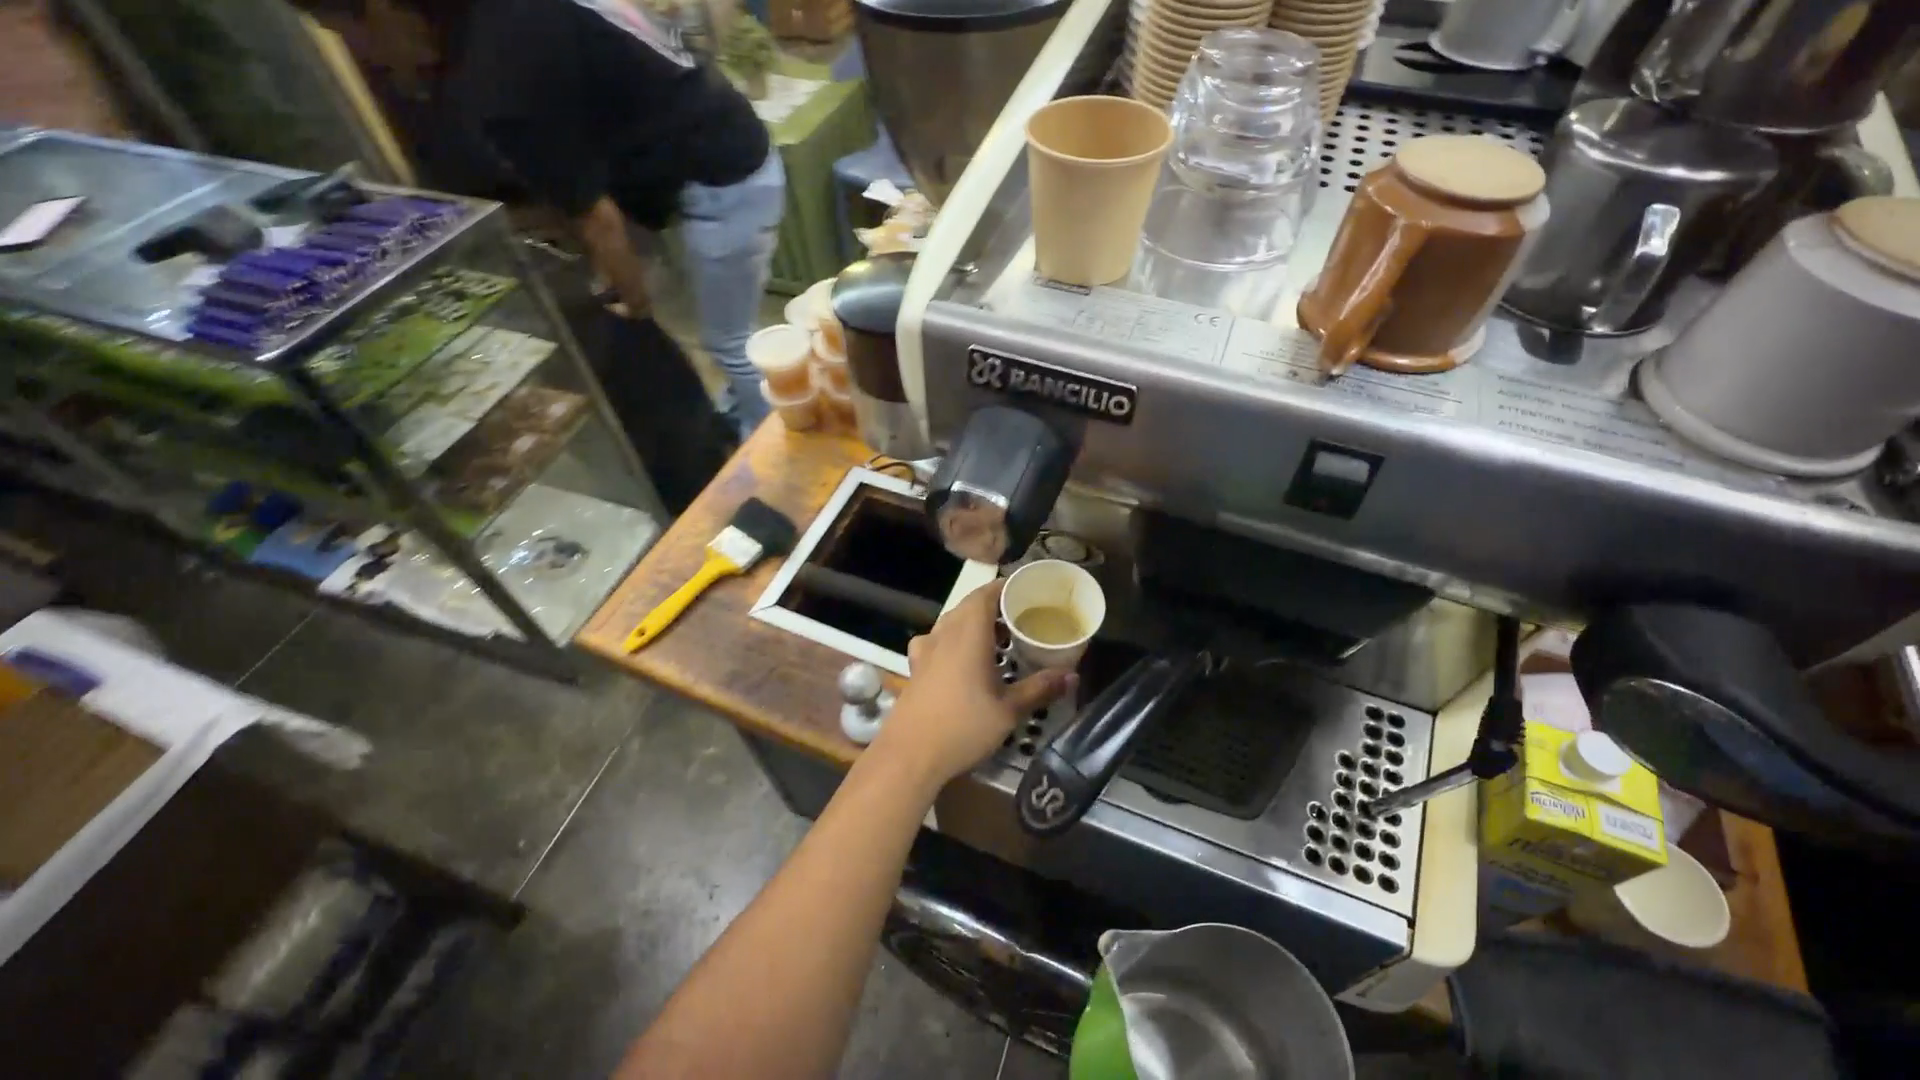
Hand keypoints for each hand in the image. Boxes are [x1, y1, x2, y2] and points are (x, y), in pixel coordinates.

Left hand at [872, 580, 1075, 791]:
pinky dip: (953, 641)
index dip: (1005, 587)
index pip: (985, 594)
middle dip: (993, 606)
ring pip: (951, 623)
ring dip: (972, 624)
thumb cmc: (963, 727)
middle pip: (968, 606)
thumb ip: (1040, 689)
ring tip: (997, 639)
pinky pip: (936, 642)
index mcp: (968, 634)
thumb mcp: (1009, 710)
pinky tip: (961, 660)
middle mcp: (944, 634)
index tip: (1027, 591)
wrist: (910, 755)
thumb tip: (1073, 676)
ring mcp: (925, 651)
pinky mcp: (915, 669)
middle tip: (1020, 618)